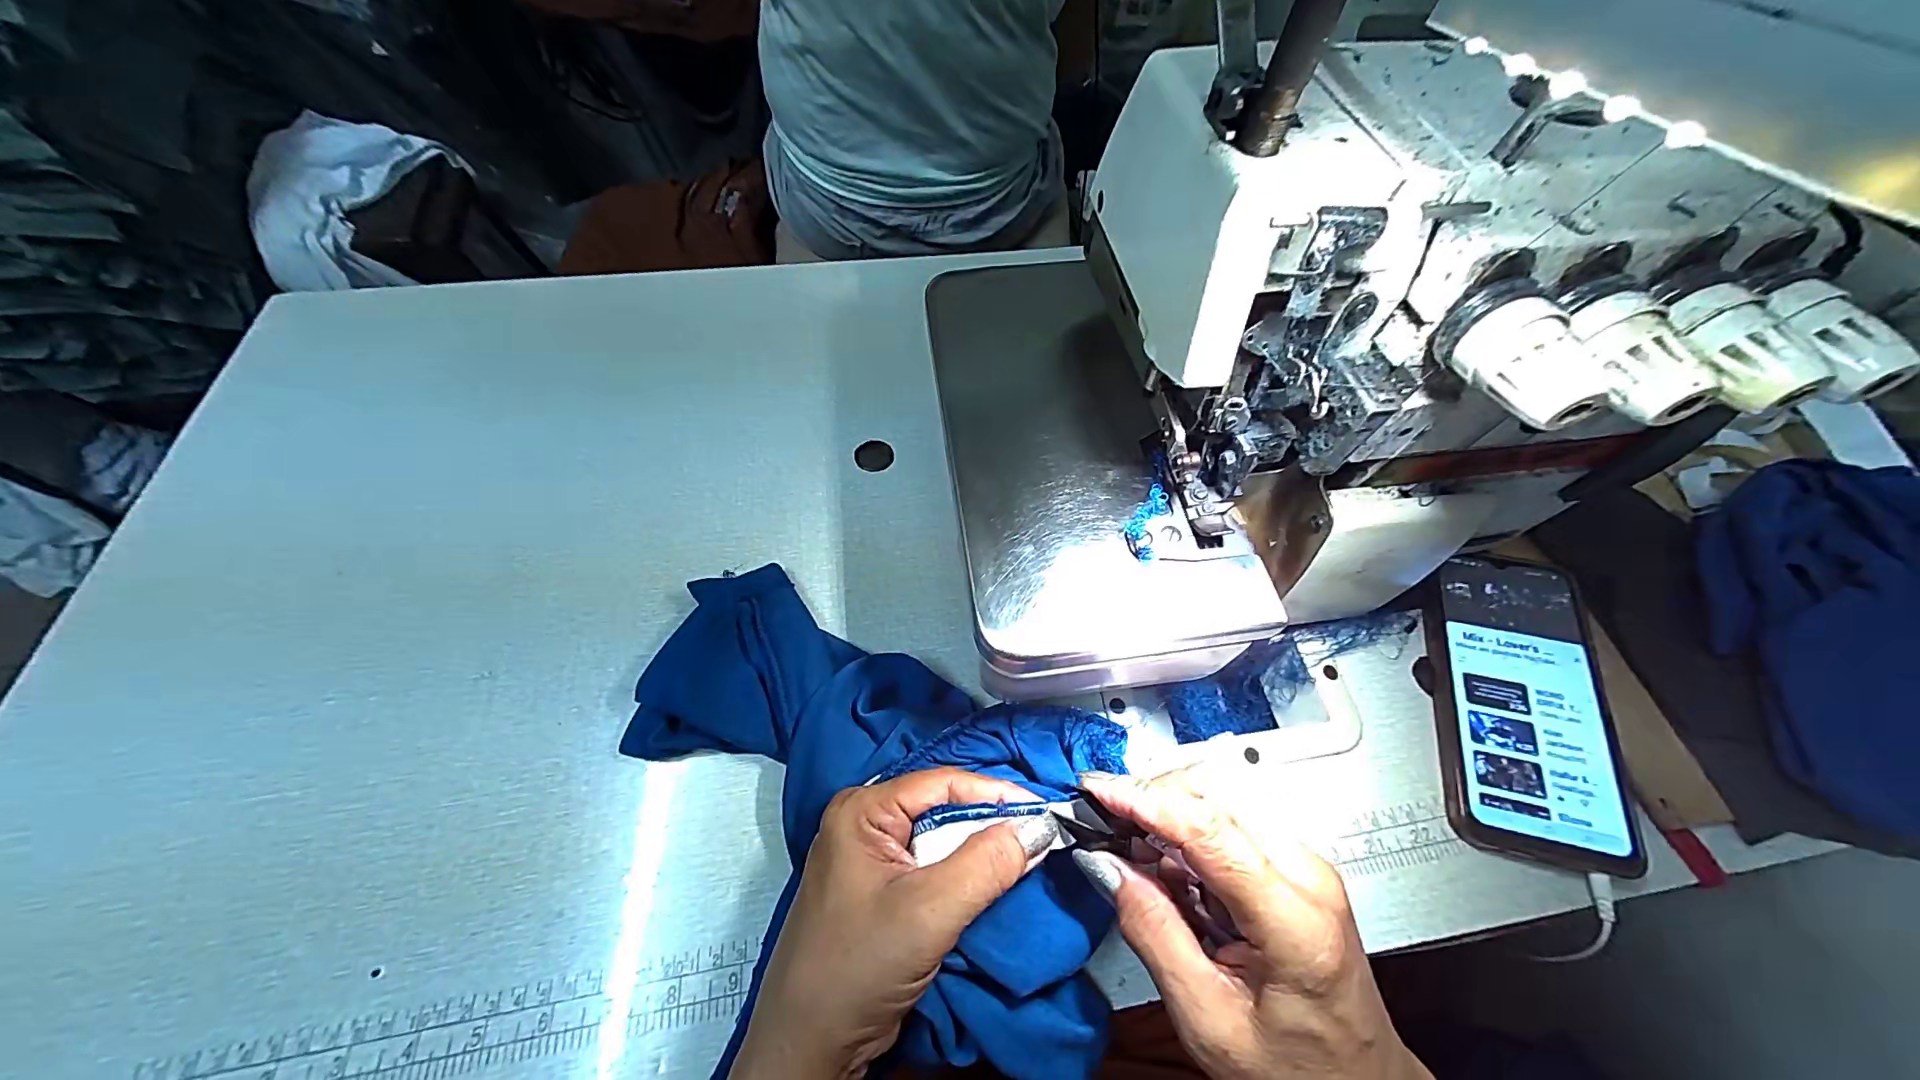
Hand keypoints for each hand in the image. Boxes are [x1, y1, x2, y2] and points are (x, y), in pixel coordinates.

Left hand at [729, 767, 1060, 1078]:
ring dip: (979, 850)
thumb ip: (984, 866)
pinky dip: (963, 873)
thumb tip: (1034, 830)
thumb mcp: (927, 912)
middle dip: (990, 823)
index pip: (942, 784)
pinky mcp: (880, 887)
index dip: (995, 793)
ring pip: (940, 837)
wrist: (808, 1046)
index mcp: (862, 810)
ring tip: (1024, 856)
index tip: (1043, 811)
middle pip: (942, 807)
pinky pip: (931, 864)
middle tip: (1038, 837)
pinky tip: (991, 881)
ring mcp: (869, 855)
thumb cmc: (856, 969)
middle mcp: (863, 821)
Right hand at [1074, 770, 1431, 1079]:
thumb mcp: (1208, 1019)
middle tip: (1107, 825)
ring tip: (1136, 854)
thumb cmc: (1297, 1069)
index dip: (1145, 800)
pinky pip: (1227, 820)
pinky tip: (1169, 867)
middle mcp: (1307, 876)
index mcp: (1294, 920)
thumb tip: (1109, 866)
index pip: (1208, 829)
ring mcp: (1304, 864)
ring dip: (1166, 814)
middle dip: (1151, 800)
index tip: (1099, 790)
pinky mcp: (1292, 863)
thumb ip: (1153, 933)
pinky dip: (1185, 830)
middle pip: (1213, 797)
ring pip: (1217, 800)